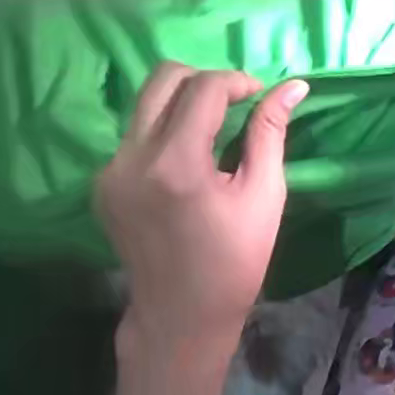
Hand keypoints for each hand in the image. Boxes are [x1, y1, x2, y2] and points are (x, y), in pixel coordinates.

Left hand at [95, 64, 309, 352]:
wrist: (179, 317)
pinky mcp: (101, 183)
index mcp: (176, 164)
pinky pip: (135, 133)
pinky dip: (165, 130)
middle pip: (164, 78)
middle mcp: (132, 158)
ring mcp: (109, 170)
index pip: (203, 88)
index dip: (237, 81)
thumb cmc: (234, 262)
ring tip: (214, 131)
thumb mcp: (264, 196)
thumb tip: (293, 86)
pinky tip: (188, 162)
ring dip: (184, 102)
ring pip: (146, 102)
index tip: (259, 96)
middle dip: (205, 79)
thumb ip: (271, 133)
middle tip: (234, 104)